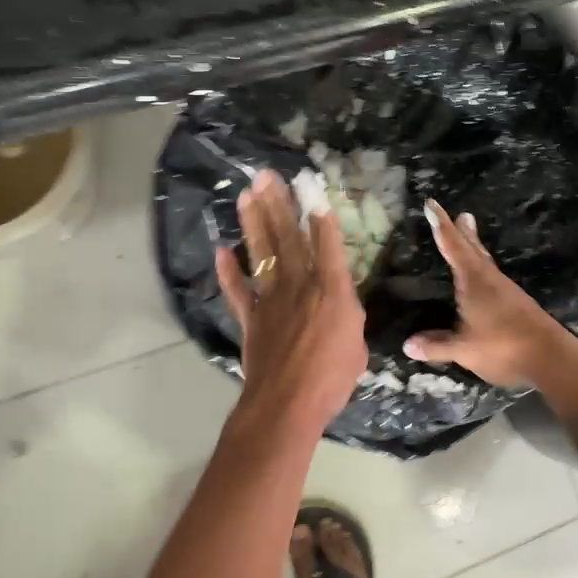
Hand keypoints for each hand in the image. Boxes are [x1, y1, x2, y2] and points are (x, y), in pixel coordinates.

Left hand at [216, 170, 368, 431]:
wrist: (287, 403)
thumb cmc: (332, 378)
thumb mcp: (356, 344)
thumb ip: (347, 316)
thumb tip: (339, 303)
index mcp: (332, 290)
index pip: (327, 244)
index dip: (320, 215)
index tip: (311, 187)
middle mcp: (299, 285)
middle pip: (288, 237)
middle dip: (278, 203)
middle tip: (267, 175)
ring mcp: (270, 299)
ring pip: (261, 252)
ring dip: (253, 221)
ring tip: (247, 194)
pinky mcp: (250, 317)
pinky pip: (237, 289)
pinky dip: (228, 270)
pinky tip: (222, 249)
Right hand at [404, 199, 577, 388]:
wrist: (551, 357)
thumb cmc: (502, 346)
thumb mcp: (463, 349)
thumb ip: (437, 345)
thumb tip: (408, 345)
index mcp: (474, 281)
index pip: (453, 247)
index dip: (441, 225)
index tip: (431, 204)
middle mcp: (490, 279)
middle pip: (473, 249)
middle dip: (464, 232)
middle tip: (463, 214)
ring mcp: (506, 291)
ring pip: (485, 263)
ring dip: (475, 249)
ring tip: (470, 238)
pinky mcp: (517, 304)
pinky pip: (493, 278)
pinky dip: (483, 269)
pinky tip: (484, 280)